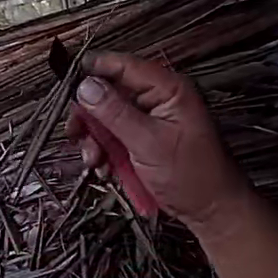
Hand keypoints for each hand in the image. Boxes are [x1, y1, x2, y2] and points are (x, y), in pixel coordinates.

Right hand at [64, 51, 254, 232]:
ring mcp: (148, 120)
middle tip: (76, 133)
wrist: (212, 212)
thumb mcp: (148, 142)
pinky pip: (112, 137)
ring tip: (95, 159)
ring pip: (106, 117)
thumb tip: (85, 85)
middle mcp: (157, 99)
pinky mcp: (142, 140)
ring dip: (94, 138)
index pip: (122, 65)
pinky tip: (104, 166)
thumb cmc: (193, 176)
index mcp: (167, 89)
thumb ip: (114, 113)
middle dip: (89, 115)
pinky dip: (103, 151)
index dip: (92, 71)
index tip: (66, 84)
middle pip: (109, 92)